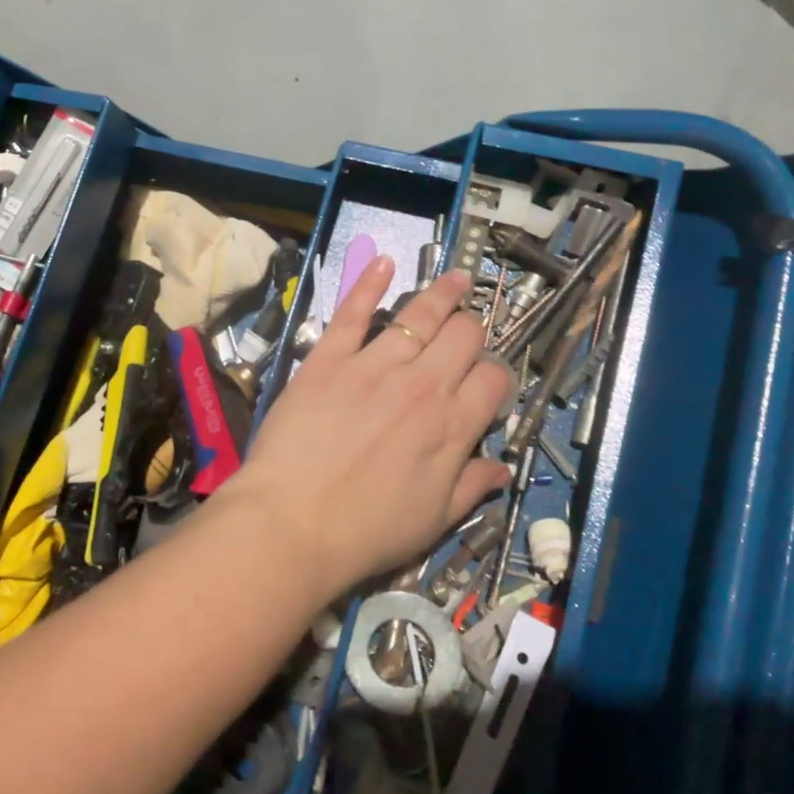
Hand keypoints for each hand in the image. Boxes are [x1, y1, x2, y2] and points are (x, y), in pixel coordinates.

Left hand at [210, 258, 513, 597]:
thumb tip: (501, 468)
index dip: (494, 375)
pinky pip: (354, 311)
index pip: (493, 379)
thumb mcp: (433, 521)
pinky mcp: (329, 358)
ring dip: (443, 293)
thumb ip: (471, 487)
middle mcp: (422, 386)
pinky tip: (385, 261)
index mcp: (452, 427)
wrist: (292, 524)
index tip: (483, 381)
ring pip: (419, 315)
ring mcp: (374, 366)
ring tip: (455, 278)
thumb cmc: (366, 531)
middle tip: (466, 332)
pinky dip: (370, 282)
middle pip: (464, 336)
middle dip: (472, 330)